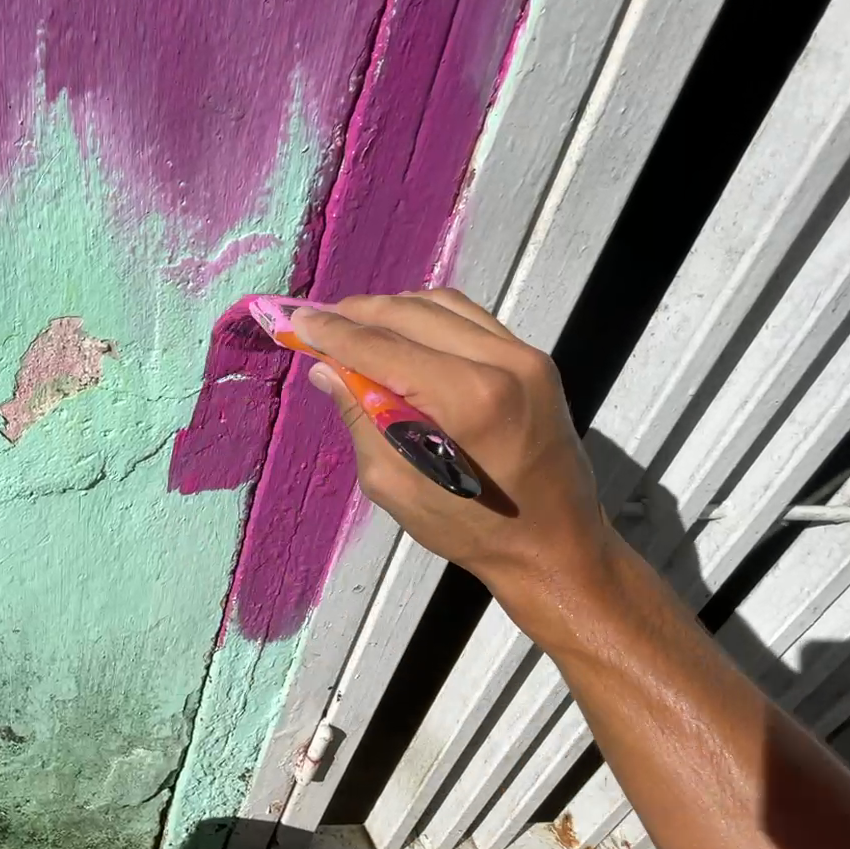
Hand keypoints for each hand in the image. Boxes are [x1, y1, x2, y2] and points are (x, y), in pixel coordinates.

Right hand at [293, 289, 616, 597]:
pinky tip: (399, 331)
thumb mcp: (394, 484)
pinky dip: (426, 316)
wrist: (553, 543)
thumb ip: (361, 417)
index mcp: (465, 398)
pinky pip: (468, 318)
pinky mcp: (534, 359)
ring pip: (440, 305)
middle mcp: (500, 361)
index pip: (381, 347)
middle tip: (316, 320)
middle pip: (409, 314)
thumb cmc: (467, 528)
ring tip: (353, 325)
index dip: (333, 333)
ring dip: (390, 310)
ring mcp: (524, 355)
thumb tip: (326, 370)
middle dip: (356, 314)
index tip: (296, 320)